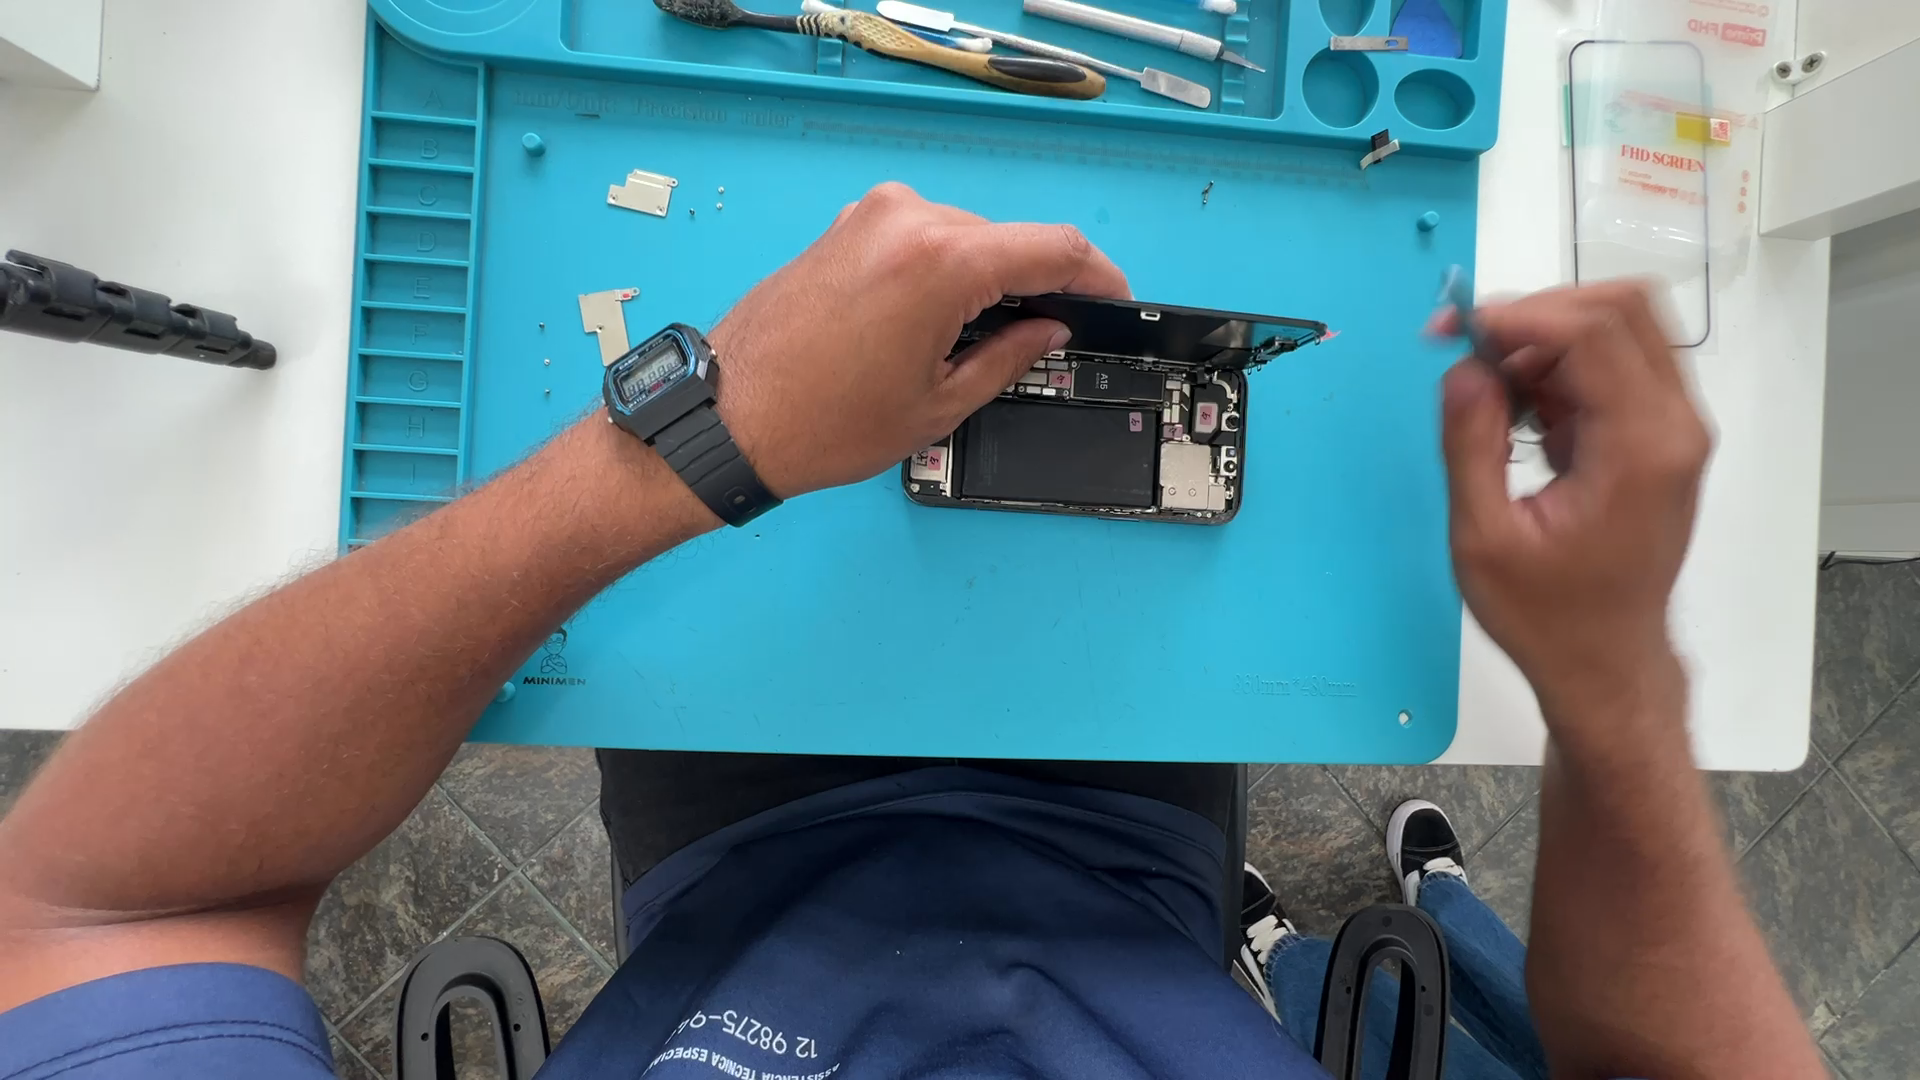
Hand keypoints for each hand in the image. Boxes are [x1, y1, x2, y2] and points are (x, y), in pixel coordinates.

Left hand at [702, 182, 1129, 497]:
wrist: (731, 418)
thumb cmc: (831, 425)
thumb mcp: (939, 403)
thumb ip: (1009, 356)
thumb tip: (1049, 329)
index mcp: (942, 260)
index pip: (1053, 249)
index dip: (1097, 275)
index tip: (1115, 299)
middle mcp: (909, 218)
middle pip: (1007, 241)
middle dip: (1039, 285)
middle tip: (1049, 337)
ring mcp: (871, 216)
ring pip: (965, 237)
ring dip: (990, 280)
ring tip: (988, 339)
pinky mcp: (845, 228)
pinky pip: (921, 238)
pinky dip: (947, 271)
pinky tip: (943, 318)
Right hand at [1439, 283, 1710, 719]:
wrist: (1603, 661)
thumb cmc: (1541, 610)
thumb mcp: (1483, 535)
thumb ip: (1471, 444)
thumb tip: (1461, 369)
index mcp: (1640, 445)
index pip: (1592, 333)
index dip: (1516, 316)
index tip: (1446, 331)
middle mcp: (1671, 424)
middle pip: (1619, 313)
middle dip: (1531, 315)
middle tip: (1459, 349)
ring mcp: (1665, 431)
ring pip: (1612, 336)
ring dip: (1536, 345)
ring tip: (1476, 391)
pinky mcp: (1647, 441)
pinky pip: (1602, 375)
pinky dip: (1547, 373)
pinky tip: (1505, 412)